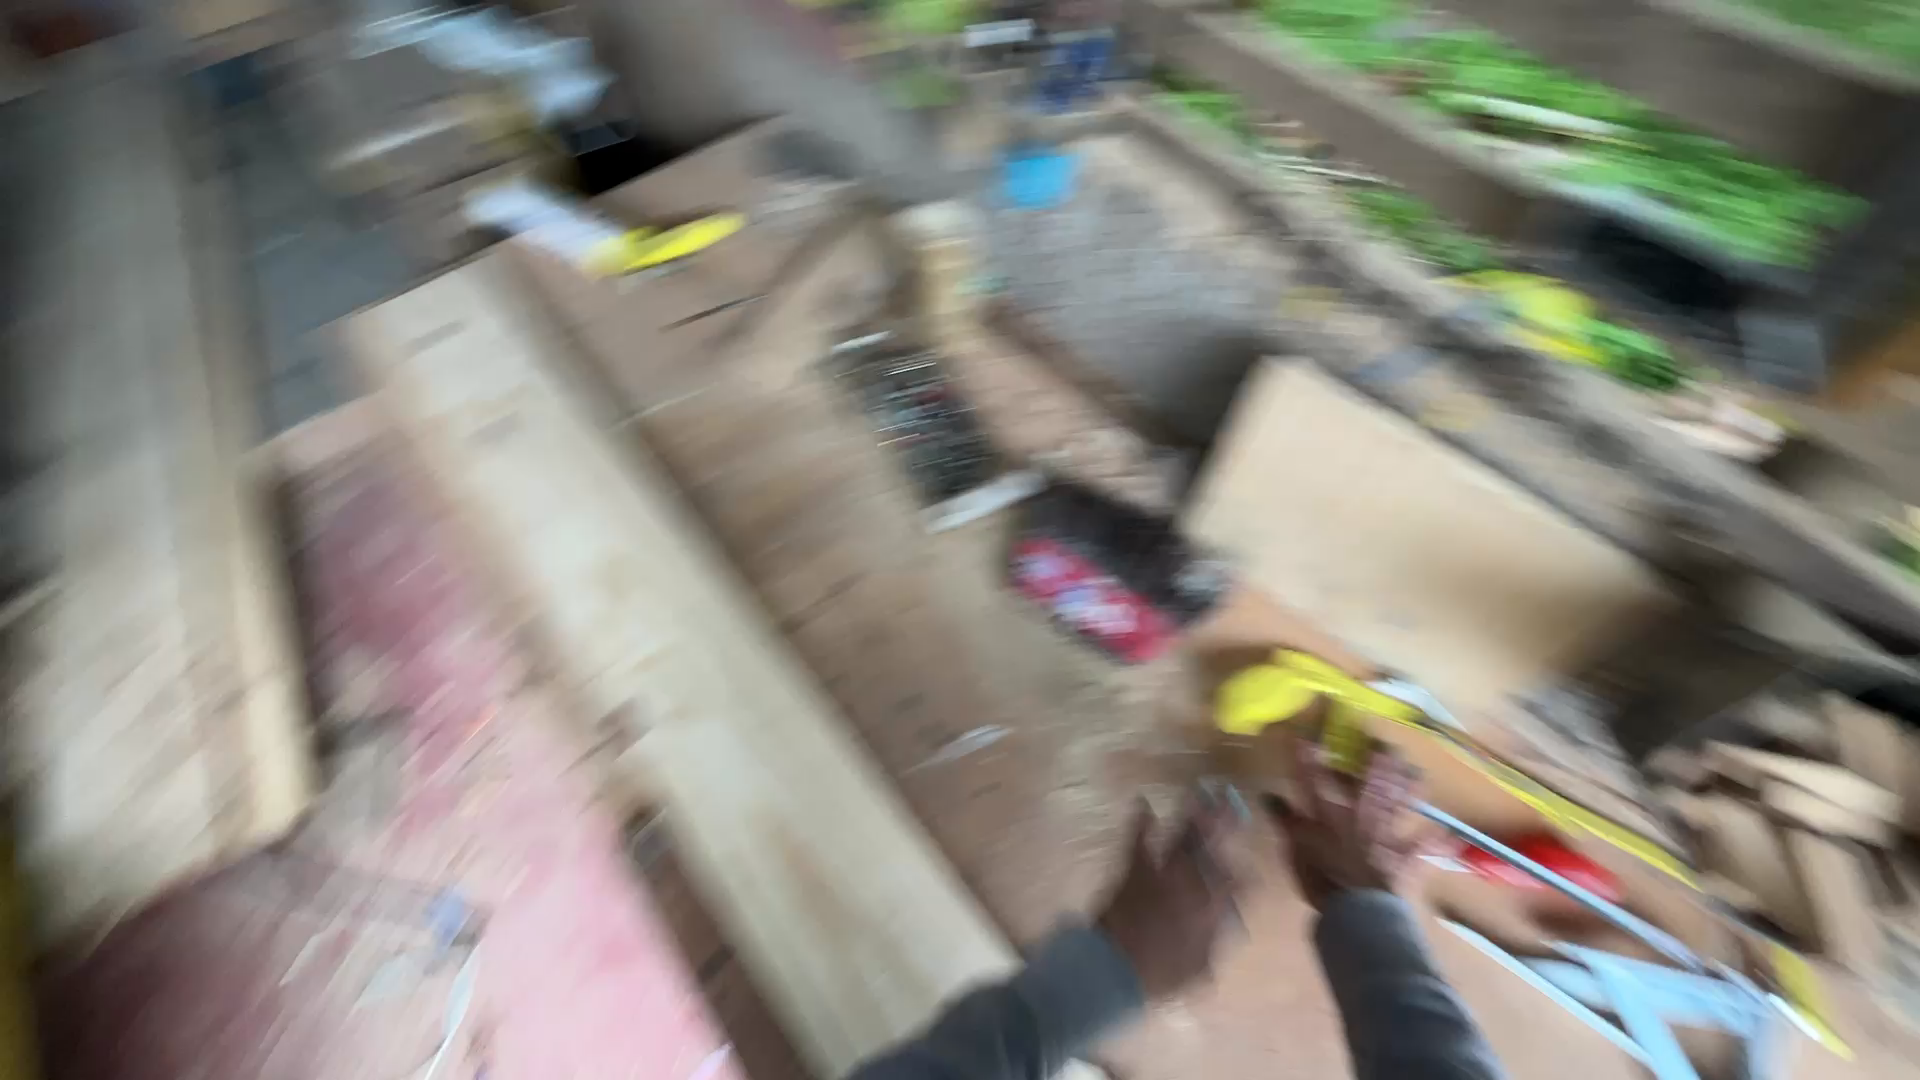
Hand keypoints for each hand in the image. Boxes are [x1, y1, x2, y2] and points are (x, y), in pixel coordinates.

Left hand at [1096, 795, 1244, 999]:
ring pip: (1182, 836)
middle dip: (1225, 822)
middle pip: (1212, 847)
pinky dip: (1140, 821)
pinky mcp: (1133, 867)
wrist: (1114, 966)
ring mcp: (1161, 871)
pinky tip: (1143, 801)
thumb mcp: (1198, 970)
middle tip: (1233, 799)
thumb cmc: (1159, 975)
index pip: (1237, 884)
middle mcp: (1190, 883)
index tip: (1248, 872)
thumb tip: (1224, 931)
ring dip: (1194, 812)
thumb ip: (1213, 945)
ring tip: (1204, 790)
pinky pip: (1138, 838)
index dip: (1244, 877)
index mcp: (1211, 909)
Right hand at [1266, 703, 1422, 910]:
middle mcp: (1360, 817)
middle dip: (1377, 760)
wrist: (1360, 914)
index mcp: (1329, 814)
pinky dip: (1438, 843)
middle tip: (1384, 742)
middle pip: (1370, 782)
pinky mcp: (1408, 858)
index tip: (1306, 731)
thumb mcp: (1295, 850)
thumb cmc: (1322, 880)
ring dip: (1409, 787)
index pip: (1314, 777)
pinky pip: (1427, 848)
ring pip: (1400, 804)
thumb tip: (1268, 794)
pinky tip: (1449, 836)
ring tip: (1416, 771)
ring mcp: (1387, 836)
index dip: (1309, 754)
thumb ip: (1285, 821)